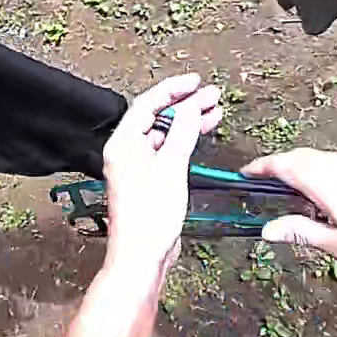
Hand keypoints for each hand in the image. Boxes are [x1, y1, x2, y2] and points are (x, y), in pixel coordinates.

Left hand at [100, 74, 222, 277]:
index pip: (147, 104)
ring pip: (163, 134)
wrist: (142, 254)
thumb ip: (182, 133)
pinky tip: (202, 133)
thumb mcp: (171, 166)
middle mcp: (126, 152)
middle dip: (184, 104)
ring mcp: (137, 166)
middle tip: (210, 95)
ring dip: (187, 122)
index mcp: (122, 143)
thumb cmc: (149, 216)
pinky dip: (184, 141)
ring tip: (214, 110)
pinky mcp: (148, 179)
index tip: (194, 82)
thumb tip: (189, 108)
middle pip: (155, 117)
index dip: (172, 89)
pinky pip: (166, 151)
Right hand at [241, 148, 336, 274]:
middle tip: (263, 182)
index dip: (260, 167)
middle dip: (278, 166)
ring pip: (321, 159)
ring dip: (301, 169)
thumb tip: (268, 229)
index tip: (244, 173)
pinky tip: (331, 196)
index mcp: (328, 181)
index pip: (283, 164)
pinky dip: (323, 172)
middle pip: (300, 157)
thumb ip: (303, 234)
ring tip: (293, 193)